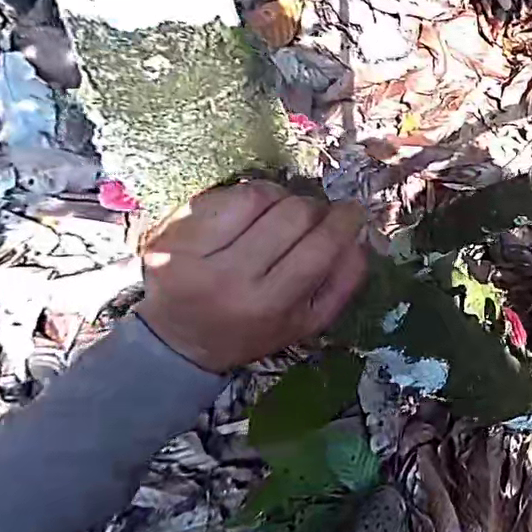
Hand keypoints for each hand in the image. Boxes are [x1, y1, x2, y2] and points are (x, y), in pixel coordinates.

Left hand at [135, 181, 370, 372]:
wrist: (178, 339)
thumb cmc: (253, 329)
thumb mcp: (309, 321)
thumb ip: (344, 281)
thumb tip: (361, 234)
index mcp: (267, 305)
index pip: (320, 248)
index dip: (345, 221)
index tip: (353, 211)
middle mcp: (228, 279)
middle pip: (294, 214)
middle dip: (314, 209)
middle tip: (314, 217)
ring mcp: (193, 253)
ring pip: (260, 195)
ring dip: (281, 198)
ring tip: (278, 215)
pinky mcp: (171, 233)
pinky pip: (226, 193)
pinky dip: (249, 196)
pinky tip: (249, 214)